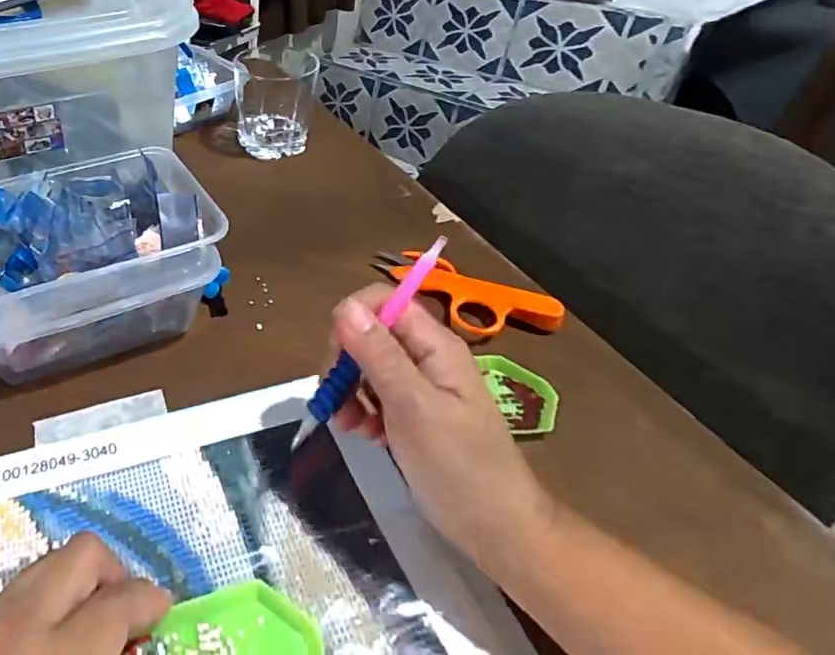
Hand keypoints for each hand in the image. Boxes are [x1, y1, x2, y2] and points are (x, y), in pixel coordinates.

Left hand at [0, 532, 172, 654]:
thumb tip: (132, 647)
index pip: (120, 602)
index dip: (151, 602)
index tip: (161, 612)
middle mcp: (24, 624)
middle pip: (86, 554)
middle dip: (115, 575)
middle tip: (124, 616)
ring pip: (50, 562)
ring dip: (79, 583)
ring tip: (88, 627)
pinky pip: (20, 587)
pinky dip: (45, 599)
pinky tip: (47, 641)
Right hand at [330, 285, 555, 571]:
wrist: (501, 533)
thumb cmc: (460, 467)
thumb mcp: (413, 407)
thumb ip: (379, 355)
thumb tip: (345, 307)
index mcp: (435, 345)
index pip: (384, 300)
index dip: (353, 317)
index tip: (337, 356)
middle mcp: (428, 356)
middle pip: (371, 331)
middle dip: (345, 359)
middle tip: (334, 395)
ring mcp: (422, 385)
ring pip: (368, 363)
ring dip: (349, 388)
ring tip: (346, 423)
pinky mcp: (415, 412)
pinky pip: (376, 393)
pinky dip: (362, 408)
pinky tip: (362, 433)